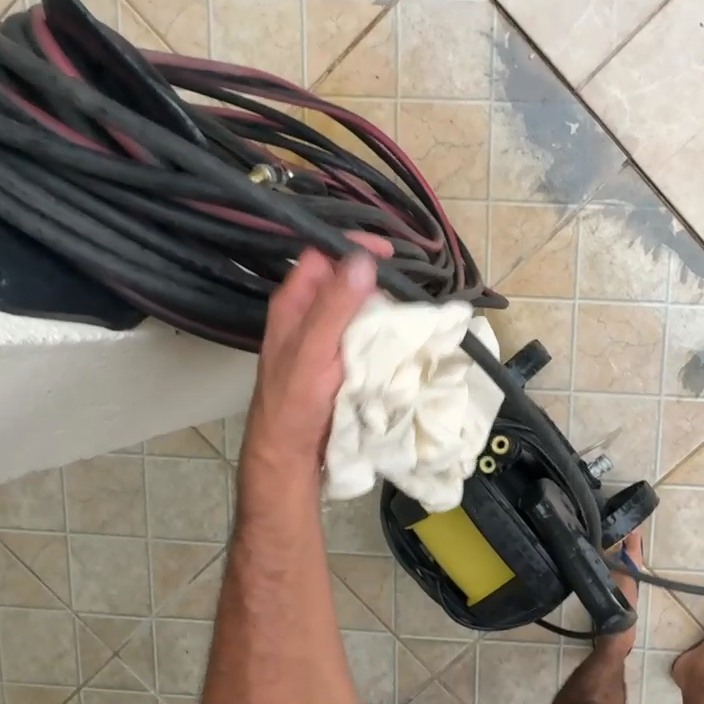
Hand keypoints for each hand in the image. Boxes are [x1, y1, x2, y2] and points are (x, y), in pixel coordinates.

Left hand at [241, 234, 390, 476]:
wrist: (292, 455)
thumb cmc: (293, 402)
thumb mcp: (314, 350)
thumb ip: (335, 306)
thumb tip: (363, 261)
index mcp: (294, 304)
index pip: (322, 256)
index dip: (352, 248)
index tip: (390, 254)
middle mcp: (310, 317)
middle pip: (345, 282)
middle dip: (375, 282)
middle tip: (406, 291)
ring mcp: (327, 341)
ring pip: (359, 311)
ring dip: (384, 312)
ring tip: (412, 316)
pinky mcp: (342, 363)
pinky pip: (367, 339)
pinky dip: (385, 337)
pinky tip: (402, 342)